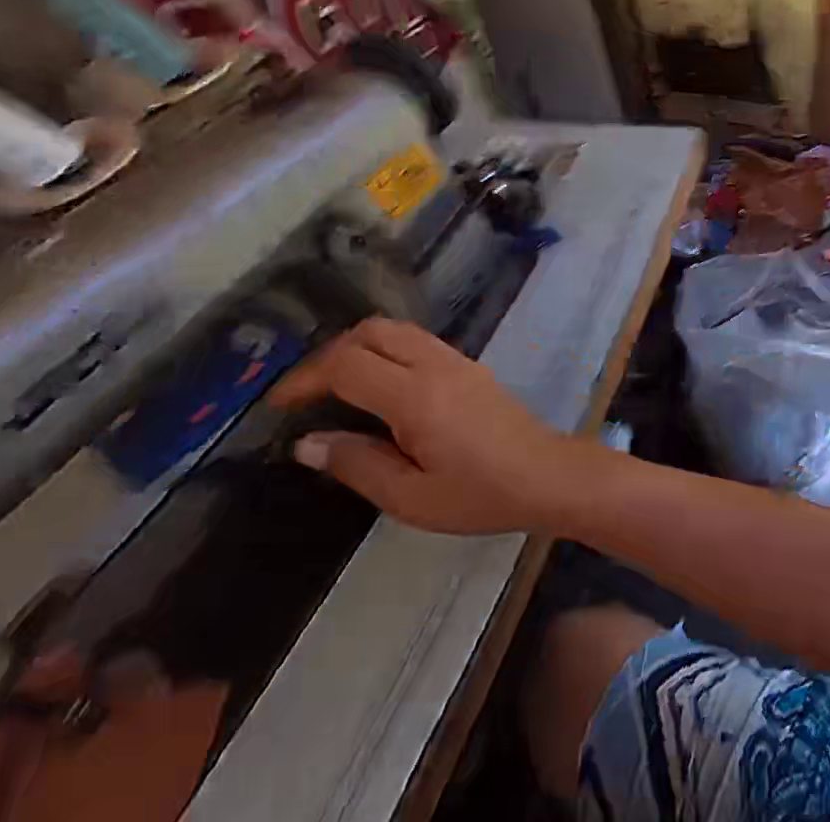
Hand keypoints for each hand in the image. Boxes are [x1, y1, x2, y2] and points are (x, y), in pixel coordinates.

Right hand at [267, 318, 581, 534]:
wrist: (549, 476)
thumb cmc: (481, 495)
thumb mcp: (412, 498)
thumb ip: (357, 465)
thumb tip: (308, 443)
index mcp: (415, 396)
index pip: (345, 366)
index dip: (304, 380)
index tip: (280, 405)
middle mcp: (435, 365)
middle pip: (369, 332)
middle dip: (328, 355)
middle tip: (308, 393)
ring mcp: (457, 360)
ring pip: (395, 330)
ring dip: (358, 347)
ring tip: (337, 387)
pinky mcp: (471, 366)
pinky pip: (417, 341)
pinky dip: (387, 350)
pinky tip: (382, 386)